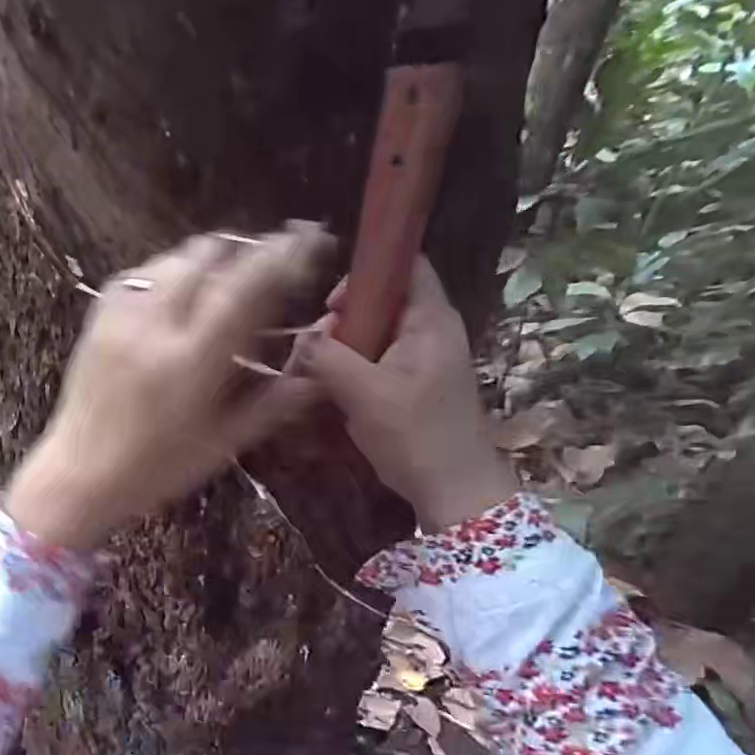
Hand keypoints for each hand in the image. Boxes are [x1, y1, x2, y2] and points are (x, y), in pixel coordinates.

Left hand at [7, 224, 332, 547]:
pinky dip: (165, 271)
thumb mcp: (220, 444)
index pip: (242, 288)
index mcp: (192, 361)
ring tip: (223, 276)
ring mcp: (121, 319)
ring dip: (205, 258)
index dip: (278, 257)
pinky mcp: (98, 320)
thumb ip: (270, 405)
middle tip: (264, 263)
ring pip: (171, 259)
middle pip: (206, 257)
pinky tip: (174, 290)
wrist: (79, 473)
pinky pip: (137, 274)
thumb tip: (316, 376)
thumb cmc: (156, 468)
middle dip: (242, 250)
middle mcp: (155, 327)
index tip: (302, 240)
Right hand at [296, 257, 518, 530]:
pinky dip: (354, 371)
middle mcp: (431, 331)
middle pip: (383, 302)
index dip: (367, 272)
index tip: (332, 305)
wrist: (453, 488)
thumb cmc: (414, 434)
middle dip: (343, 321)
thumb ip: (327, 358)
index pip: (405, 265)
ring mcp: (424, 360)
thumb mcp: (364, 393)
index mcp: (430, 319)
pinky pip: (379, 362)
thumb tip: (302, 339)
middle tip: (316, 350)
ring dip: (344, 350)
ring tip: (316, 374)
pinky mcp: (415, 386)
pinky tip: (334, 392)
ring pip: (376, 335)